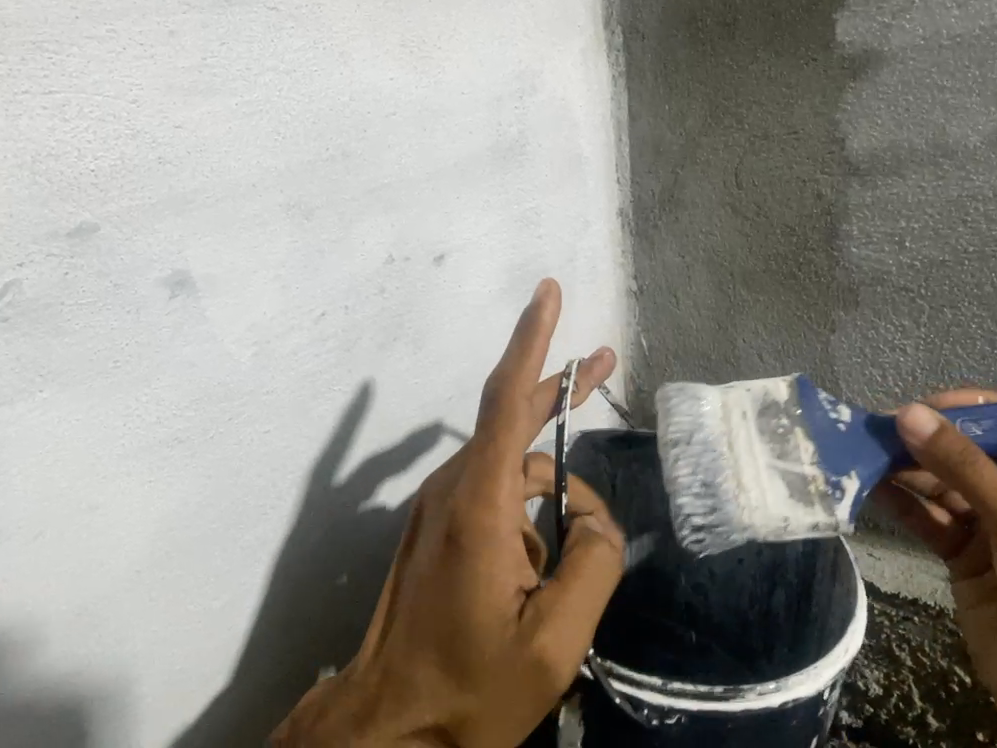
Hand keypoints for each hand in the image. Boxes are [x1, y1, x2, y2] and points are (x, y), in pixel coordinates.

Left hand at [271, 280, 624, 747]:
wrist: (388, 724)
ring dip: (554, 486)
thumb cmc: (469, 687)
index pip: (505, 400)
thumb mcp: (554, 643)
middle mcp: (454, 490)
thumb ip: (592, 566)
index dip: (530, 340)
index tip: (548, 291)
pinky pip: (496, 494)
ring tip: (581, 550)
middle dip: (562, 389)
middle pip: (512, 416)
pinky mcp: (438, 527)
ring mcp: (441, 507)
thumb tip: (595, 519)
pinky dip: (531, 508)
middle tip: (608, 360)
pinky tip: (547, 563)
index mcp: (480, 506)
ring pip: (512, 467)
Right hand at [873, 390, 996, 747]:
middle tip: (882, 426)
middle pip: (980, 453)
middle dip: (934, 438)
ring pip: (949, 482)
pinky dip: (902, 501)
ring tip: (866, 449)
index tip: (927, 403)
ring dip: (910, 466)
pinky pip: (931, 517)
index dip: (979, 411)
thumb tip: (909, 413)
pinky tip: (872, 485)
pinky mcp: (968, 557)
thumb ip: (966, 469)